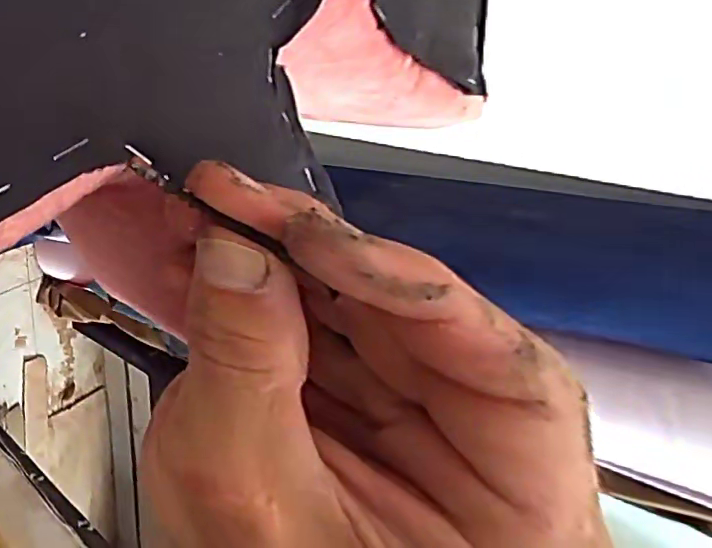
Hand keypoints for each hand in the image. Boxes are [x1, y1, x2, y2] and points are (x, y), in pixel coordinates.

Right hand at [60, 161, 608, 546]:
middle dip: (306, 247)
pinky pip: (304, 316)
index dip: (412, 288)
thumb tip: (230, 245)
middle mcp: (470, 460)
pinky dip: (250, 279)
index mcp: (509, 522)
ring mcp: (400, 420)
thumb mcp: (240, 488)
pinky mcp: (340, 391)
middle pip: (410, 320)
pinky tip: (203, 251)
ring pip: (349, 304)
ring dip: (268, 251)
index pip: (510, 380)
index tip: (308, 234)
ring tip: (201, 214)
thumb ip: (242, 362)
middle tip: (229, 197)